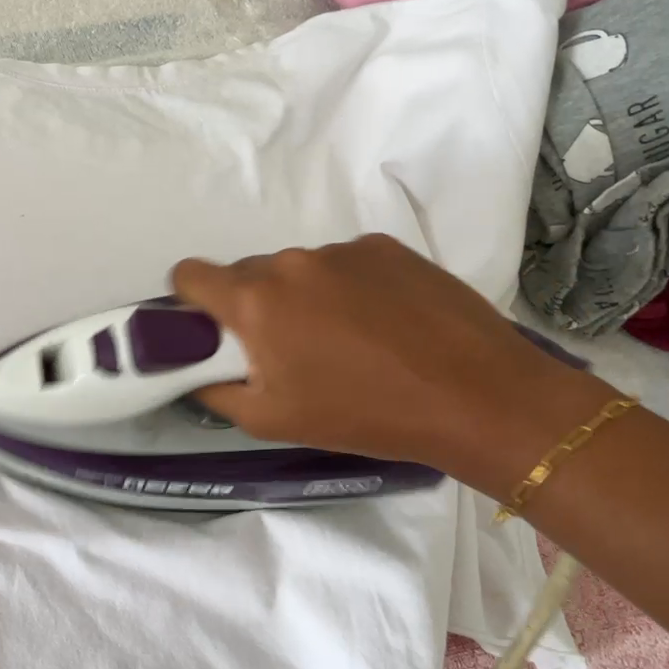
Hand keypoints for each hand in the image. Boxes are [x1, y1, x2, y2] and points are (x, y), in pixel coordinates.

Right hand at [171, 234, 615, 495]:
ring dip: (300, 296)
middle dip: (250, 306)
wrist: (480, 399)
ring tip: (344, 340)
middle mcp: (289, 263)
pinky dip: (346, 287)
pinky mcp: (387, 247)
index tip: (211, 331)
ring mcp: (342, 251)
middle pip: (244, 273)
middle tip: (284, 349)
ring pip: (294, 269)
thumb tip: (194, 370)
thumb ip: (212, 389)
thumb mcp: (267, 420)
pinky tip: (380, 323)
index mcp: (253, 301)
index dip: (190, 301)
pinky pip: (342, 263)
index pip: (188, 274)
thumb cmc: (362, 415)